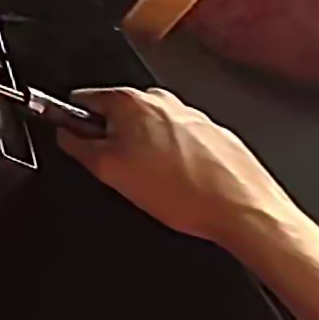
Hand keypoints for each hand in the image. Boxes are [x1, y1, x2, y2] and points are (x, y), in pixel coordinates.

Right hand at [57, 87, 295, 247]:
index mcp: (128, 100)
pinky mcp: (222, 137)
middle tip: (127, 168)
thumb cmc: (185, 194)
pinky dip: (181, 158)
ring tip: (162, 180)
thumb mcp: (107, 170)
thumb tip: (64, 133)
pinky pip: (186, 141)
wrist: (254, 220)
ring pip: (154, 128)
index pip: (81, 100)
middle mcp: (161, 100)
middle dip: (117, 137)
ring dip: (150, 147)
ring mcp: (195, 117)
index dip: (78, 124)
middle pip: (119, 113)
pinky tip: (188, 182)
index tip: (88, 144)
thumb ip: (72, 144)